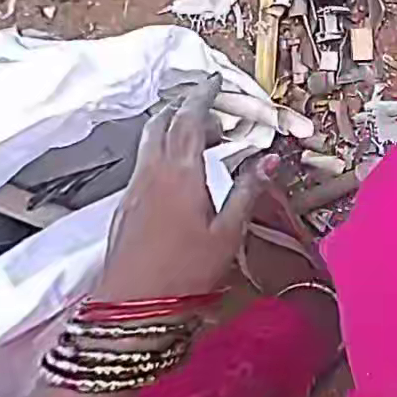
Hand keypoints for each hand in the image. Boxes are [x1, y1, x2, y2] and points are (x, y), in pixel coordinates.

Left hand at [96, 73, 273, 299]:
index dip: (202, 96)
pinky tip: (185, 174)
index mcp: (179, 173)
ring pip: (151, 143)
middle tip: (214, 113)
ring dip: (175, 130)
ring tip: (206, 142)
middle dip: (185, 108)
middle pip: (161, 123)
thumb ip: (248, 189)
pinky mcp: (125, 207)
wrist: (128, 316)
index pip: (188, 119)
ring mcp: (134, 190)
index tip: (215, 81)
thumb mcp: (228, 232)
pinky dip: (165, 152)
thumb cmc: (185, 272)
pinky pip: (146, 163)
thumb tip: (271, 158)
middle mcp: (152, 173)